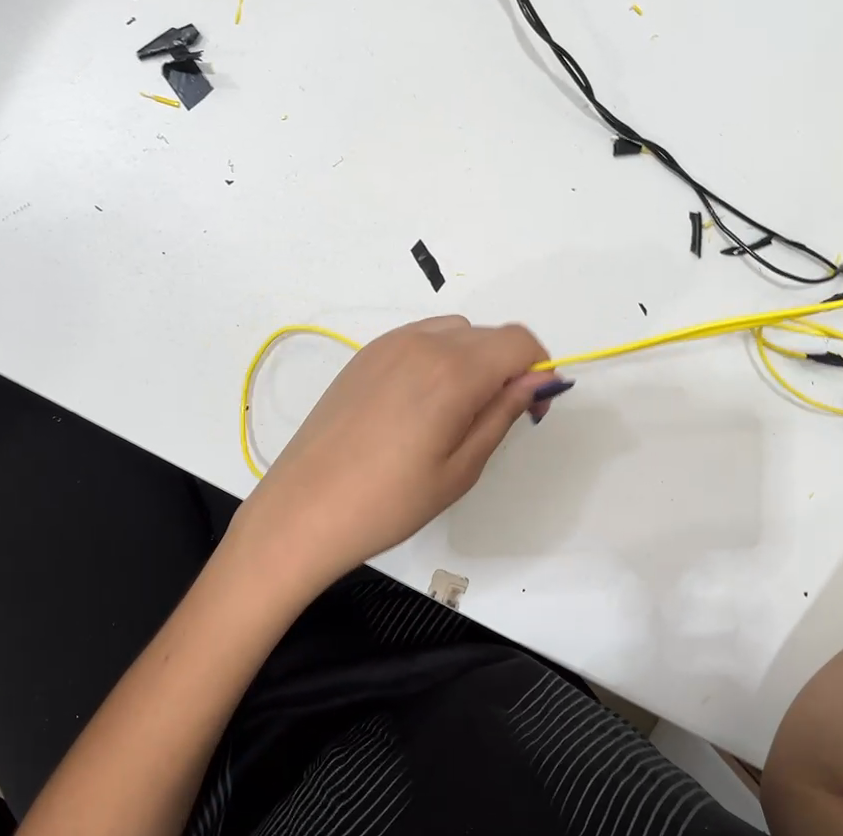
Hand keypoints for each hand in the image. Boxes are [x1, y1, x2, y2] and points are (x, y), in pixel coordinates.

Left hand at [231, 317, 562, 590]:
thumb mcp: (461, 468)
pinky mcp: (364, 355)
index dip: (538, 371)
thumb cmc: (390, 502)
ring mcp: (388, 345)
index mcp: (453, 371)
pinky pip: (419, 338)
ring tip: (454, 413)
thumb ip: (503, 413)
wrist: (304, 509)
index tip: (530, 411)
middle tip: (494, 420)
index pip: (520, 342)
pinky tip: (419, 405)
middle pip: (489, 335)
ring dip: (472, 359)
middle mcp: (422, 343)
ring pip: (454, 332)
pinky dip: (437, 357)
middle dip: (507, 368)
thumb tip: (539, 380)